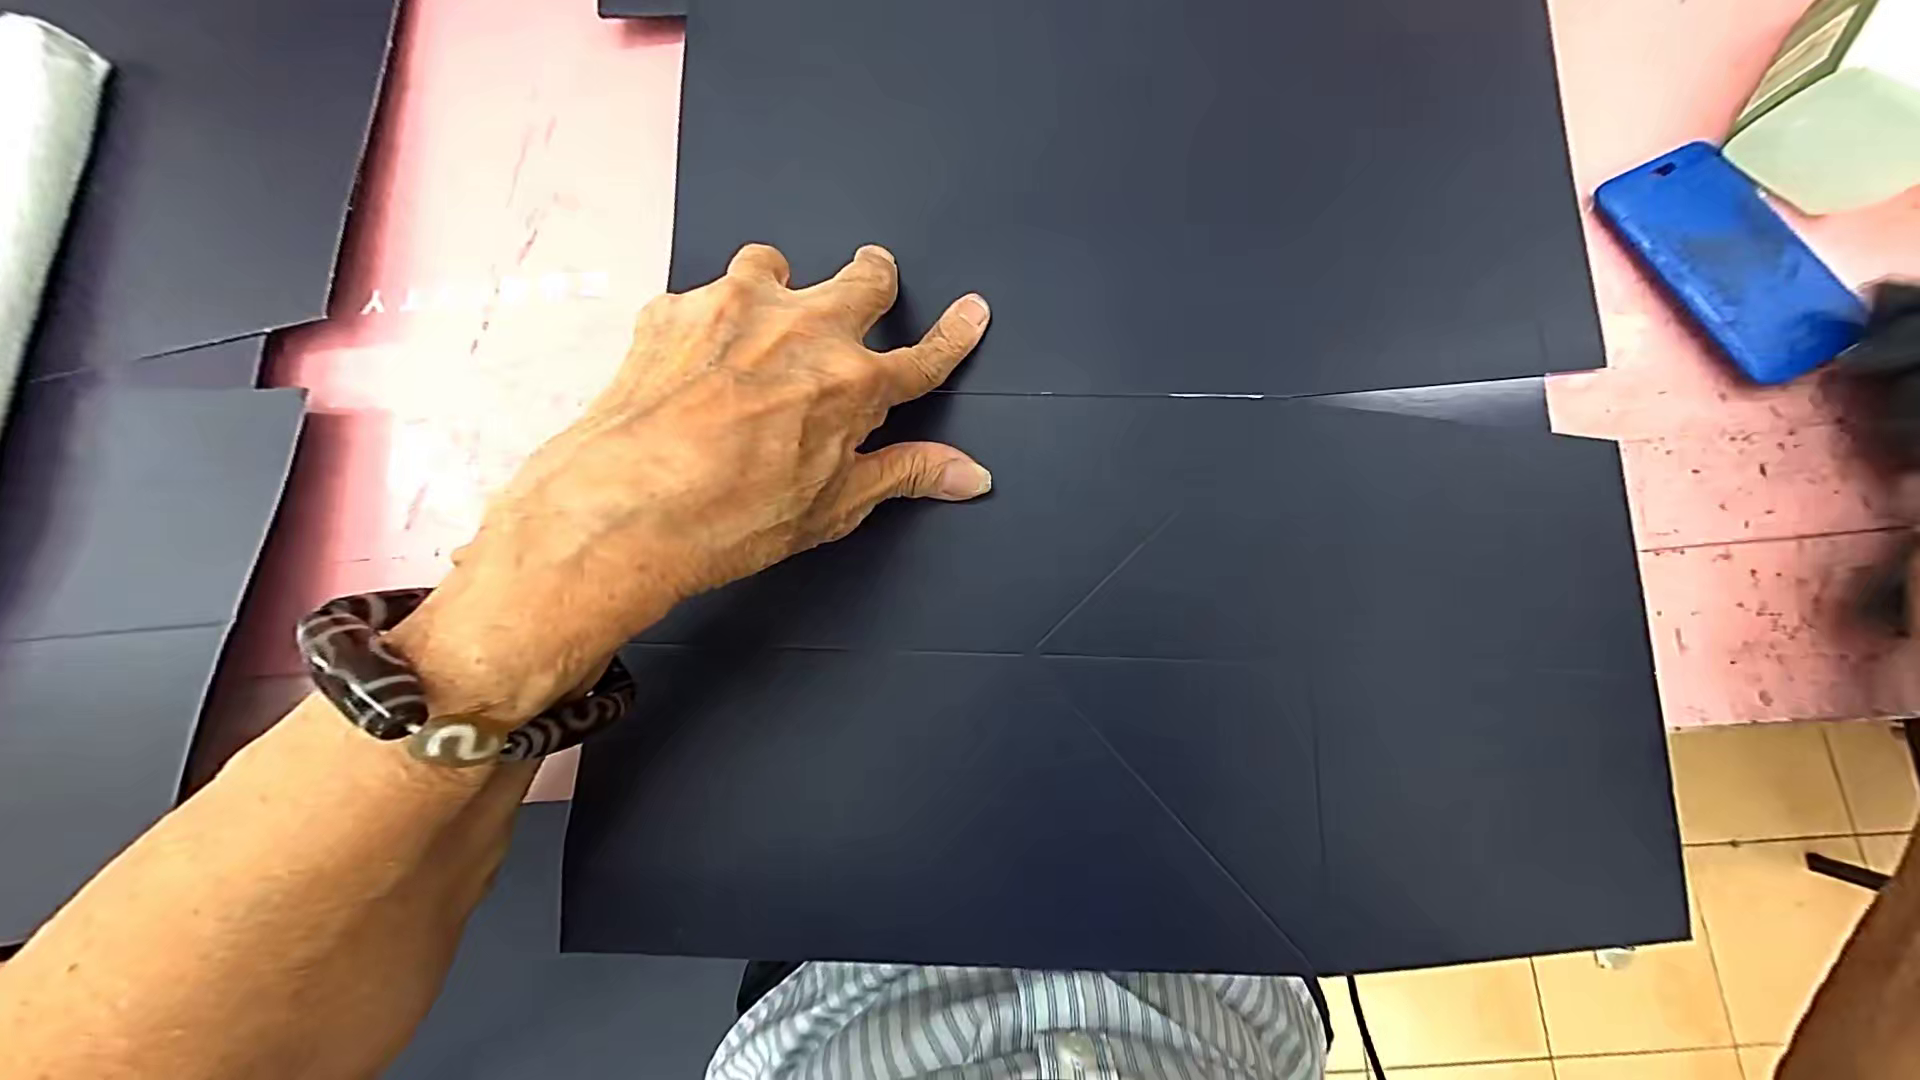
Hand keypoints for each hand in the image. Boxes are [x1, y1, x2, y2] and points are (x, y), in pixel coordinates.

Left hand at [384, 243, 992, 727]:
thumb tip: (970, 475)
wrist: (620, 511)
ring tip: (764, 334)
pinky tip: (700, 365)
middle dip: (875, 282)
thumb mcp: (834, 505)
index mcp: (852, 384)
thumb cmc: (733, 518)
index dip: (955, 336)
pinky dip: (717, 320)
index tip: (973, 312)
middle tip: (866, 296)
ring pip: (779, 267)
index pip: (924, 356)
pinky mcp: (677, 308)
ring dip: (784, 292)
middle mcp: (803, 330)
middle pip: (864, 279)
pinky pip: (709, 295)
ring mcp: (736, 309)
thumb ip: (906, 474)